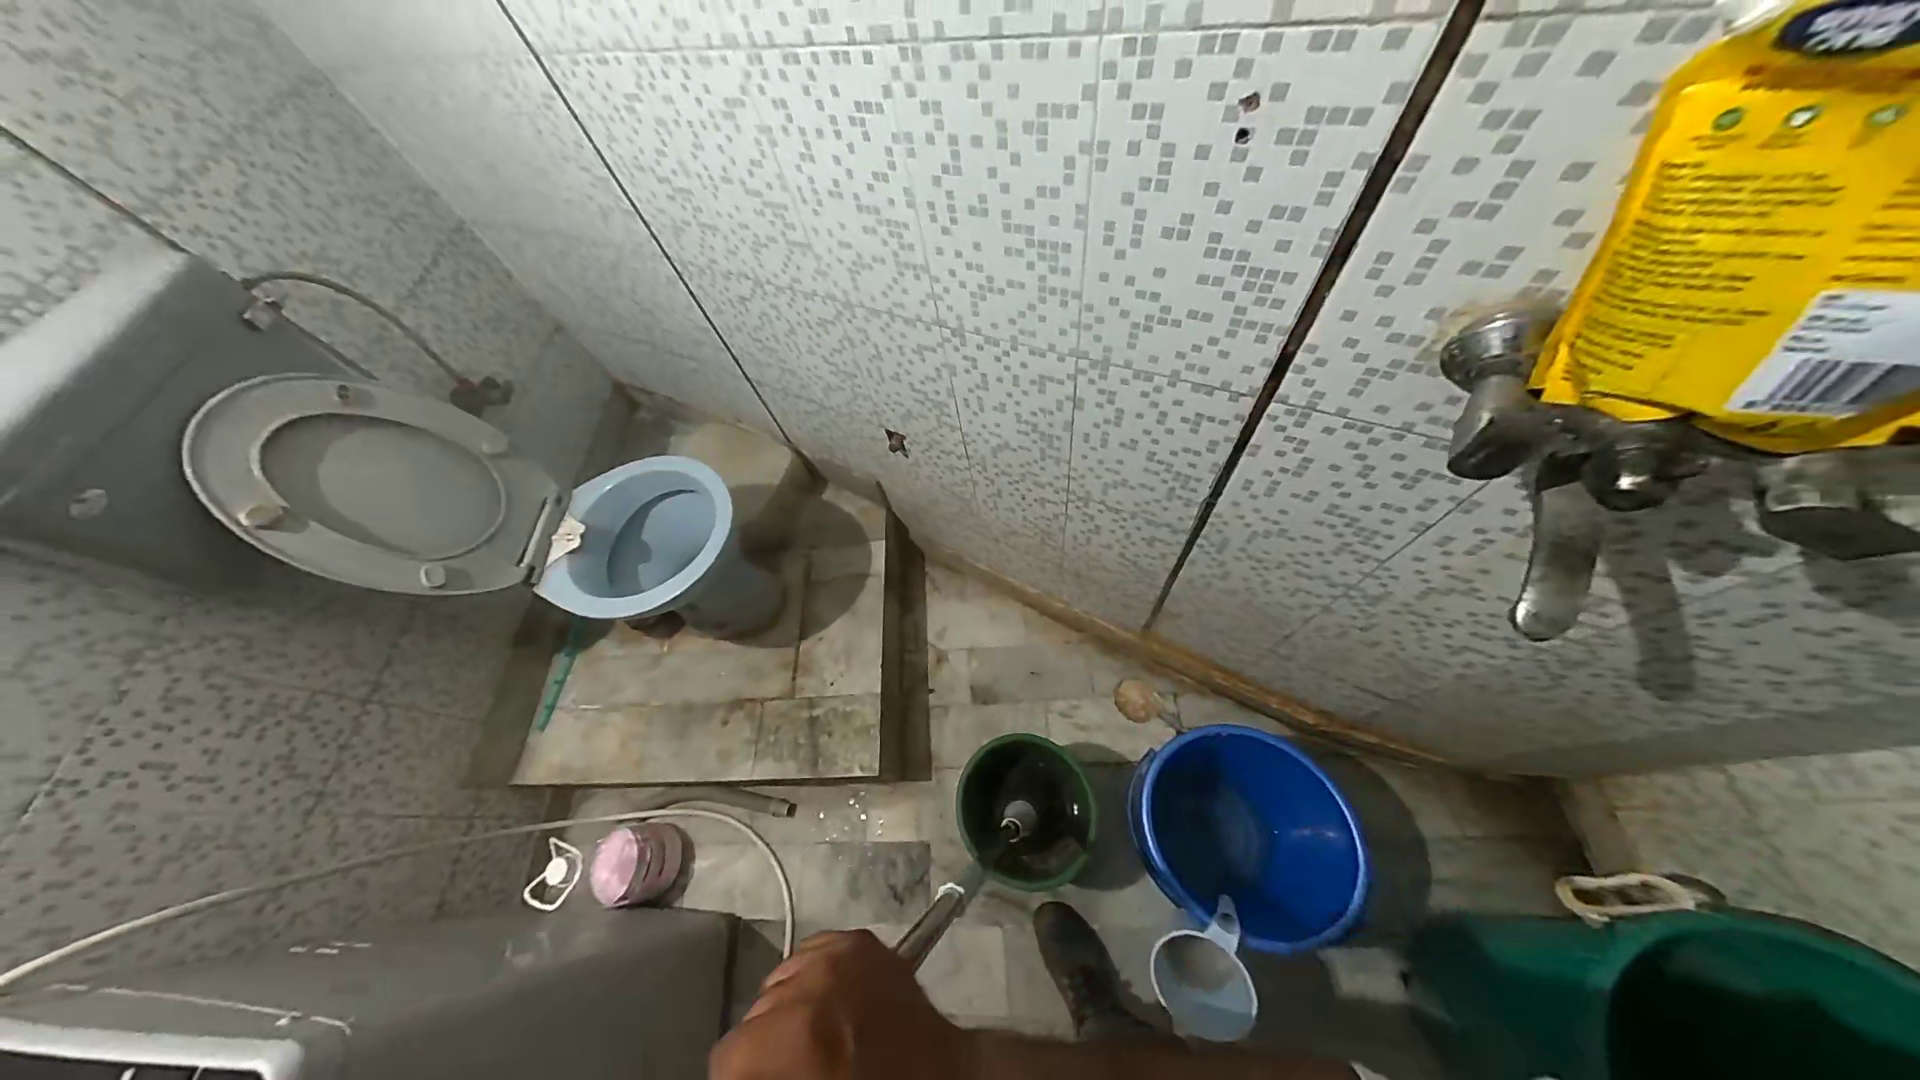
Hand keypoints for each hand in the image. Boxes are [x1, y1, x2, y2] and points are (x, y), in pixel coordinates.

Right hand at [710, 930, 971, 1079]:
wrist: (942, 1073)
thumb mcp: (799, 1078)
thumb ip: (767, 1066)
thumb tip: (750, 1059)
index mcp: (787, 1039)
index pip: (729, 1054)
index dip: (745, 1072)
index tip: (764, 1074)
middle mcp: (807, 986)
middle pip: (756, 1013)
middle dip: (770, 1037)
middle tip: (798, 1058)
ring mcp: (836, 955)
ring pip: (782, 979)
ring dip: (792, 1002)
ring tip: (819, 1026)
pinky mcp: (858, 938)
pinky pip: (813, 951)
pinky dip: (815, 973)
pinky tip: (832, 996)